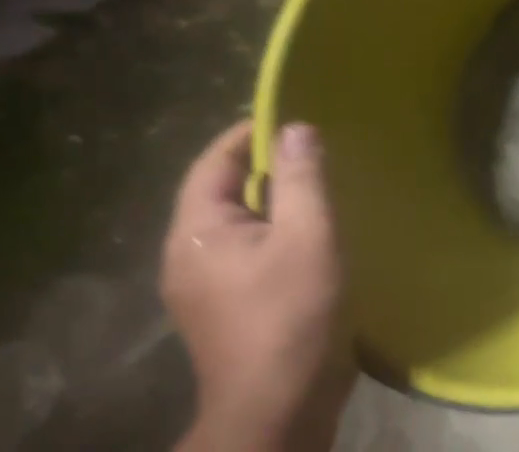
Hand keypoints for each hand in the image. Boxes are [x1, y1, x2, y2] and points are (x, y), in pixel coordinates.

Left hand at [162, 121, 351, 451]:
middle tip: (324, 146)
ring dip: (279, 197)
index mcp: (197, 234)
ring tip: (328, 182)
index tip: (299, 114)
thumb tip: (296, 128)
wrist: (279, 403)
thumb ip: (302, 177)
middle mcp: (189, 256)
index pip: (212, 164)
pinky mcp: (230, 305)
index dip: (250, 133)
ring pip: (241, 221)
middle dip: (269, 164)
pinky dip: (280, 227)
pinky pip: (251, 248)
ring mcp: (206, 285)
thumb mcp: (309, 234)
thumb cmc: (292, 311)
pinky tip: (319, 230)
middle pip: (224, 191)